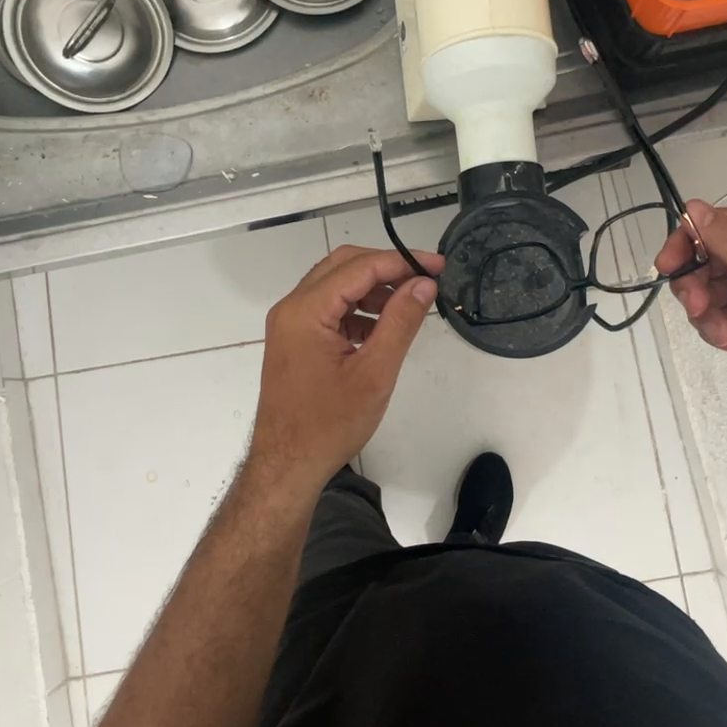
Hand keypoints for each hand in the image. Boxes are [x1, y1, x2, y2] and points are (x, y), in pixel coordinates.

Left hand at [246, 245, 441, 493]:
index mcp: (305, 311)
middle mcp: (292, 308)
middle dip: (387, 268)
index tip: (438, 266)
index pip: (359, 267)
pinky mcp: (294, 340)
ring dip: (373, 289)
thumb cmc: (330, 424)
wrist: (287, 465)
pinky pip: (329, 309)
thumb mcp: (374, 373)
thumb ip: (400, 322)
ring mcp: (290, 324)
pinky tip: (383, 328)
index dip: (402, 261)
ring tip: (410, 305)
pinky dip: (358, 310)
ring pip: (336, 286)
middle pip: (343, 267)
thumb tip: (424, 284)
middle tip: (426, 279)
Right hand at [655, 200, 726, 407]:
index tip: (667, 269)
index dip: (687, 243)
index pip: (717, 224)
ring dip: (706, 313)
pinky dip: (715, 328)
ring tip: (723, 334)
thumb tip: (692, 206)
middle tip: (699, 310)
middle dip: (697, 287)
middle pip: (706, 258)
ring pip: (706, 289)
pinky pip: (715, 313)